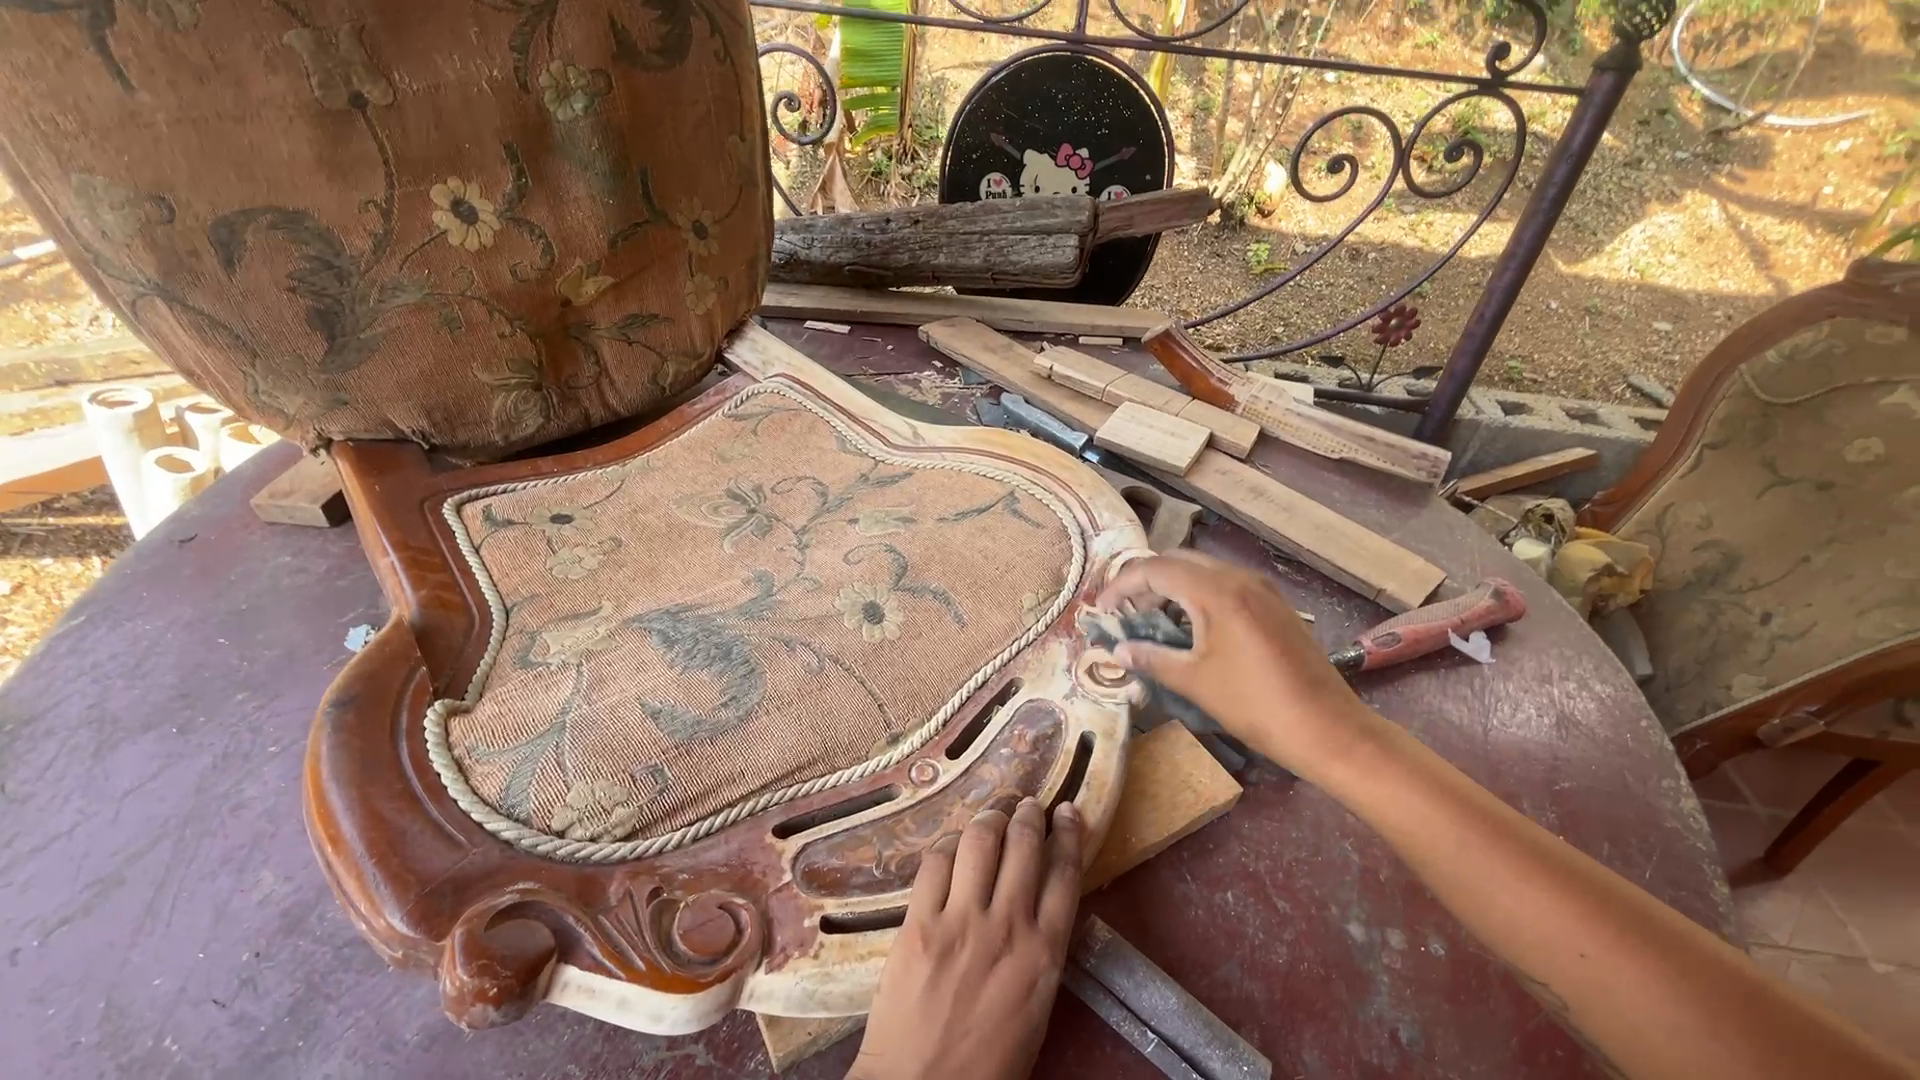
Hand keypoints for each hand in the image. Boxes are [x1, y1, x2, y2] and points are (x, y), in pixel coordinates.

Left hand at [847, 799, 1082, 1079]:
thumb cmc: (988, 1064)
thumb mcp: (1035, 1007)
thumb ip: (1040, 952)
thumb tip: (1039, 906)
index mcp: (1045, 953)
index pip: (1066, 873)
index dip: (1070, 833)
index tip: (1068, 812)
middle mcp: (1008, 925)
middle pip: (1024, 845)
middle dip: (1028, 815)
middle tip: (1028, 805)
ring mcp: (960, 920)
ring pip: (980, 841)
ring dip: (990, 819)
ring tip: (992, 815)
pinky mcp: (918, 922)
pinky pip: (935, 863)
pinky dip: (947, 845)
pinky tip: (950, 845)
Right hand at [1096, 550, 1377, 779]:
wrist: (1327, 728)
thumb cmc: (1255, 705)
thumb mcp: (1194, 682)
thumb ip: (1151, 658)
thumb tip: (1117, 649)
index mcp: (1217, 591)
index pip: (1155, 569)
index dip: (1121, 585)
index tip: (1101, 608)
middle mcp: (1240, 579)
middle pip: (1180, 561)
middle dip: (1145, 581)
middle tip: (1123, 611)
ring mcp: (1262, 590)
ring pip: (1204, 572)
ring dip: (1173, 588)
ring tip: (1151, 621)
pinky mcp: (1275, 607)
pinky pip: (1226, 586)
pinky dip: (1198, 596)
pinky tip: (1190, 628)